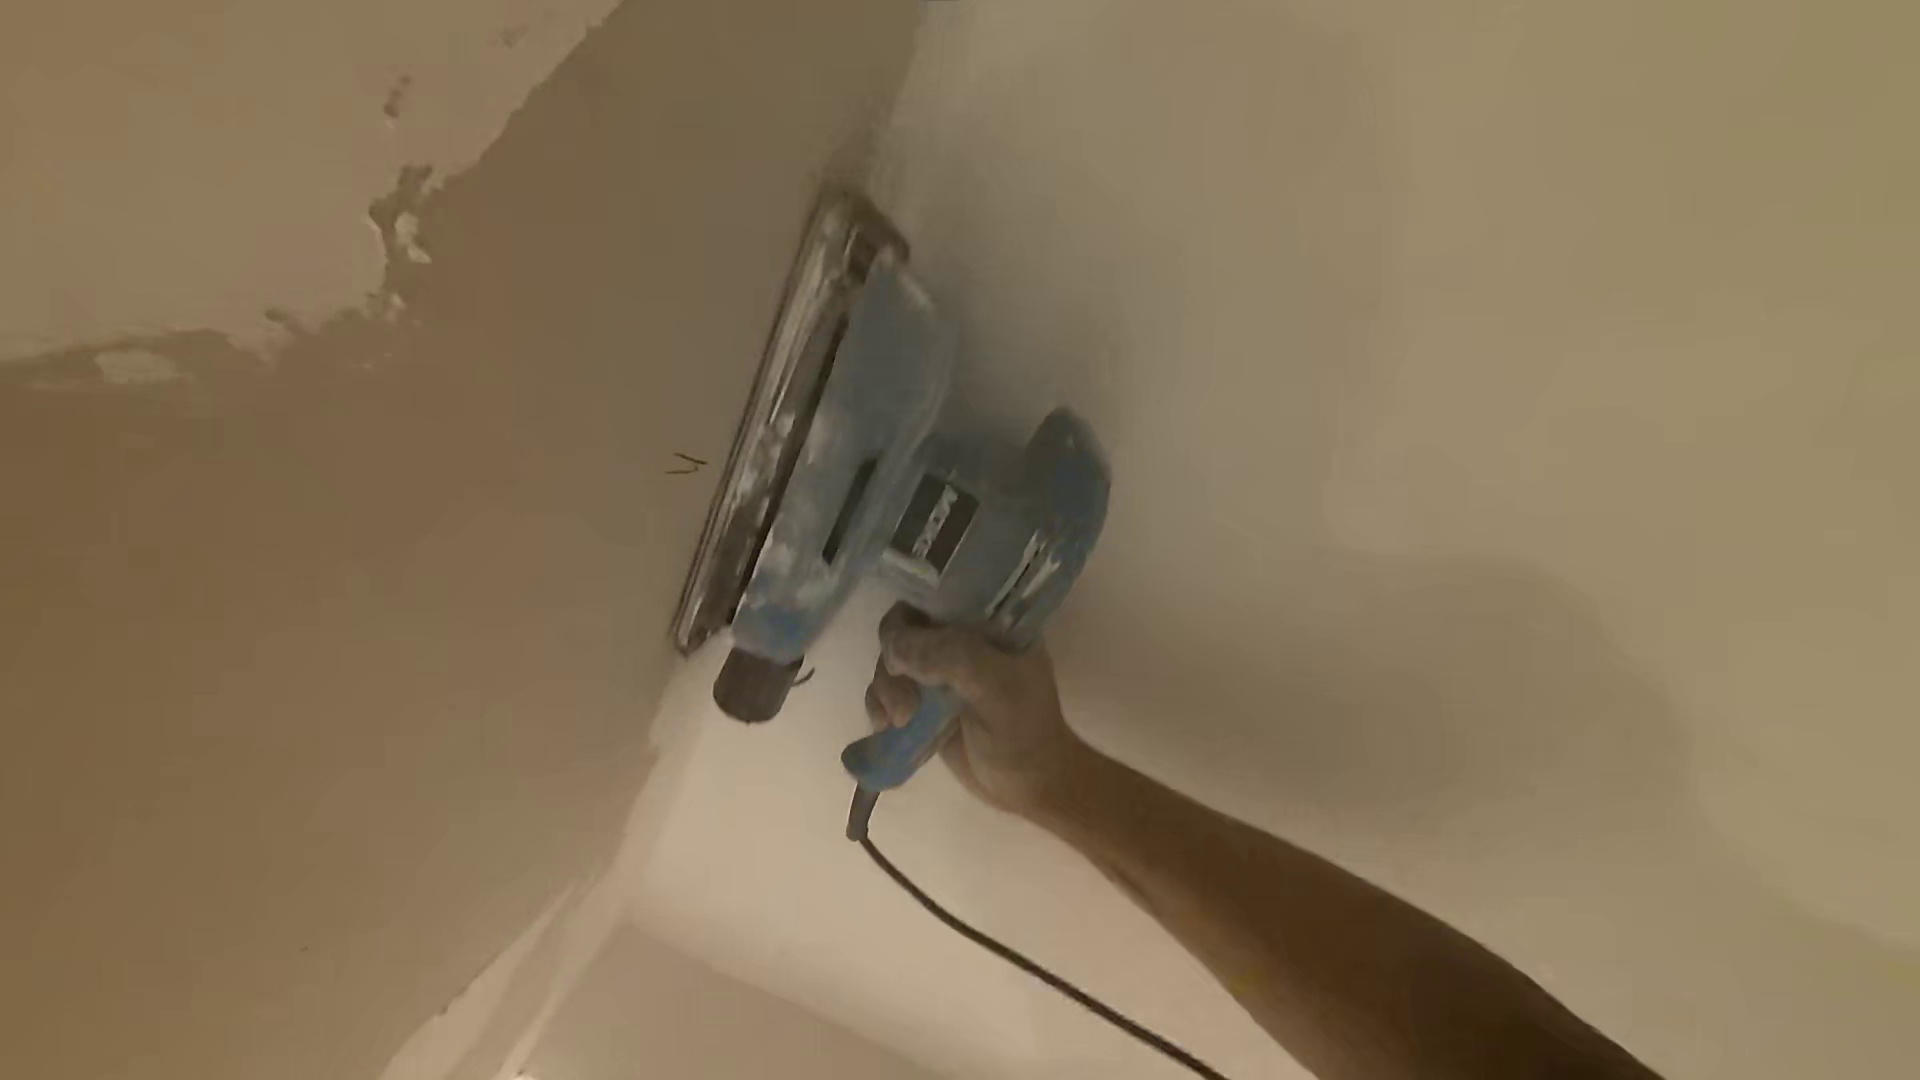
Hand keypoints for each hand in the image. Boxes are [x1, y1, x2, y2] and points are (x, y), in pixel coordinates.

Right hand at [864, 602, 1089, 816]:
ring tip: (904, 720)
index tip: (902, 644)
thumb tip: (894, 648)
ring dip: (887, 687)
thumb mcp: (997, 687)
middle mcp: (960, 635)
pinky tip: (890, 727)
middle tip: (906, 697)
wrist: (1026, 785)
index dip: (914, 612)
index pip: (939, 591)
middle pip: (906, 625)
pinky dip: (879, 704)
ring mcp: (939, 667)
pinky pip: (884, 688)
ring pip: (891, 657)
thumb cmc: (1022, 730)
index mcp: (986, 618)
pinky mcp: (921, 698)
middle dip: (895, 658)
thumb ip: (951, 657)